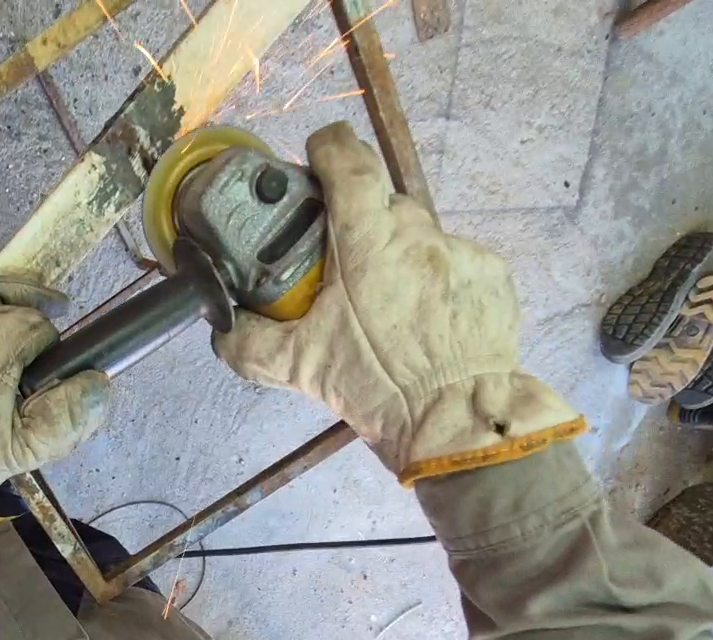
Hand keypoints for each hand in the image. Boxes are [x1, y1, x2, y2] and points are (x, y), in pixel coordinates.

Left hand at [0, 233, 110, 536]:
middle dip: (36, 321)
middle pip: (15, 304)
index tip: (47, 376)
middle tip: (46, 353)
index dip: (50, 347)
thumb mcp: (29, 449)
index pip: (37, 326)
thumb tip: (99, 381)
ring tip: (43, 303)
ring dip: (16, 292)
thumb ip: (68, 417)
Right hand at [213, 123, 583, 484]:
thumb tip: (221, 330)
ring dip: (395, 260)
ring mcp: (461, 252)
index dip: (327, 149)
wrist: (453, 417)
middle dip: (356, 225)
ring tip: (384, 308)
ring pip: (417, 238)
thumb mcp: (300, 368)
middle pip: (381, 204)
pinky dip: (432, 284)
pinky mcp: (491, 276)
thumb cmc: (374, 385)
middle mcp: (419, 234)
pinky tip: (422, 322)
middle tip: (338, 266)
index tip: (315, 156)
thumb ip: (249, 345)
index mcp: (368, 243)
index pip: (348, 162)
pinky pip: (452, 264)